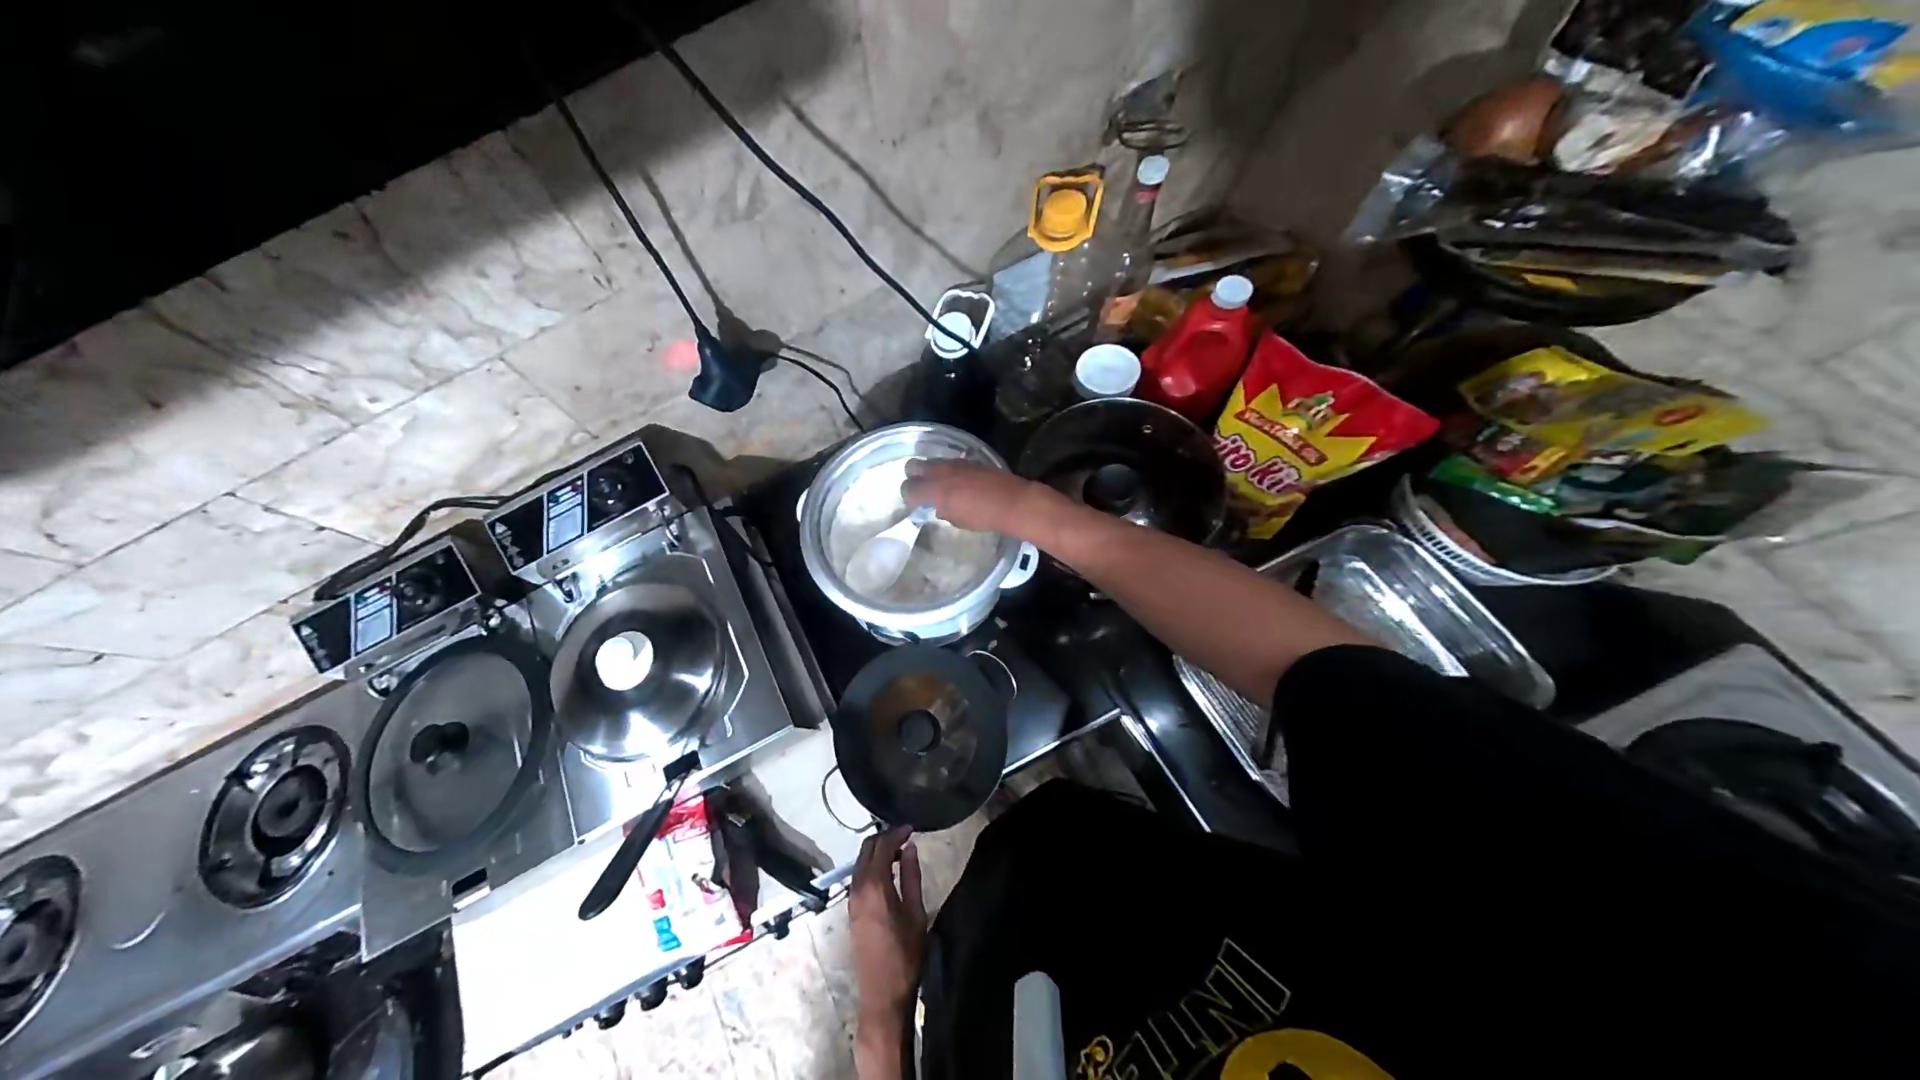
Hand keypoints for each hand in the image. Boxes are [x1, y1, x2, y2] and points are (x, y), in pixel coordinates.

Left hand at [850, 827, 923, 1073]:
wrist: (882, 993)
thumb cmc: (905, 953)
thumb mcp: (916, 912)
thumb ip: (911, 876)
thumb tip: (910, 847)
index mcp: (874, 885)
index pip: (881, 846)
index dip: (896, 832)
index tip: (912, 827)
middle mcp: (857, 888)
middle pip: (866, 850)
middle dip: (884, 838)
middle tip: (906, 835)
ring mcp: (851, 900)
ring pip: (861, 863)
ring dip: (878, 852)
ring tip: (901, 852)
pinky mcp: (851, 911)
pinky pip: (859, 877)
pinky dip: (872, 866)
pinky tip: (888, 872)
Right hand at [901, 460, 1066, 539]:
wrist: (1012, 501)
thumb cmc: (984, 517)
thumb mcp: (958, 521)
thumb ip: (943, 511)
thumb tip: (938, 507)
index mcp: (934, 490)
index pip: (908, 488)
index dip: (908, 496)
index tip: (913, 503)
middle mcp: (940, 472)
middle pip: (913, 466)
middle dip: (912, 476)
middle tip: (920, 488)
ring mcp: (955, 463)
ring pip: (932, 461)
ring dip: (930, 471)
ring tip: (938, 484)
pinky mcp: (969, 460)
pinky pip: (949, 462)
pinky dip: (947, 470)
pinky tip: (957, 481)